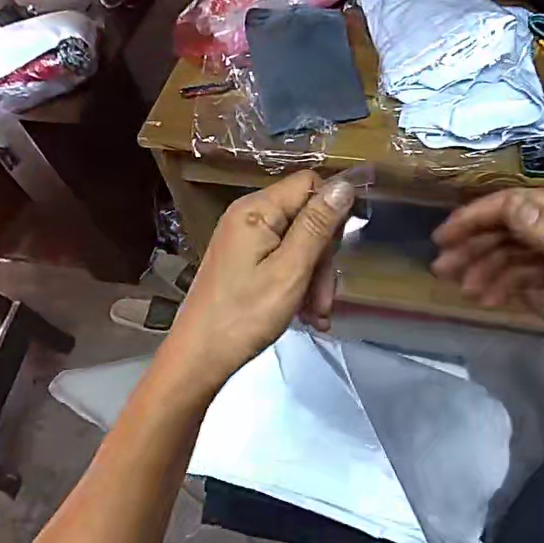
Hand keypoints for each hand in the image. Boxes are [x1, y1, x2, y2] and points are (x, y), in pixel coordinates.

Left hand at [165, 170, 356, 383]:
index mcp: (256, 210)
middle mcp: (249, 216)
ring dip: (316, 277)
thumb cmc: (245, 315)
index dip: (332, 210)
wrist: (199, 359)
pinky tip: (307, 313)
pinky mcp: (246, 260)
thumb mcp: (291, 270)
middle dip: (324, 256)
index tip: (340, 248)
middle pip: (307, 216)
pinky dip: (300, 284)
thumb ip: (317, 225)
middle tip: (324, 296)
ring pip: (301, 242)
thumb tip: (344, 185)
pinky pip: (285, 260)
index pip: (309, 183)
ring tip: (316, 312)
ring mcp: (246, 240)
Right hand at [430, 189, 543, 355]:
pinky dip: (513, 285)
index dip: (478, 218)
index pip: (518, 204)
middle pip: (514, 228)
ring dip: (491, 269)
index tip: (445, 239)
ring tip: (464, 291)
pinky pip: (536, 276)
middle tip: (443, 270)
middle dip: (477, 246)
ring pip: (521, 254)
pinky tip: (492, 299)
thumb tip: (508, 205)